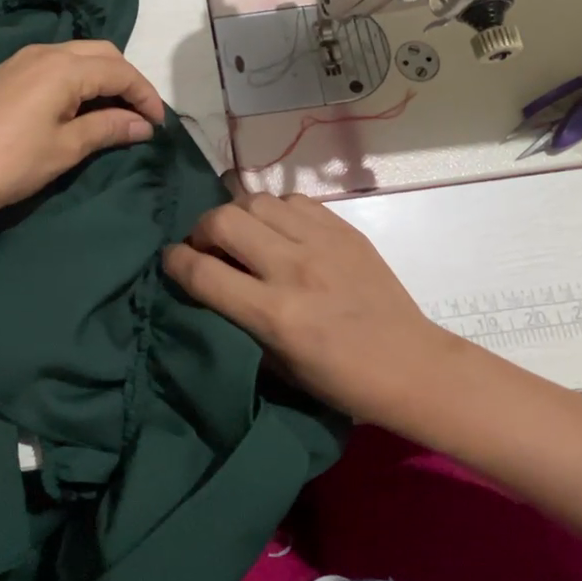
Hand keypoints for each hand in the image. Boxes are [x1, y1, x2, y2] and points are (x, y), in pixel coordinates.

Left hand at [0, 41, 167, 228]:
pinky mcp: (4, 74)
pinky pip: (54, 64)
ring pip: (77, 55)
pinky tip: (78, 106)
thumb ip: (108, 128)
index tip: (159, 124)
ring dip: (101, 76)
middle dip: (126, 79)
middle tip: (139, 114)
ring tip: (113, 111)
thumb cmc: (11, 162)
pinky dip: (77, 78)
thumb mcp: (66, 148)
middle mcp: (44, 52)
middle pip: (101, 53)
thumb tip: (143, 125)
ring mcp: (20, 60)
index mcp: (64, 67)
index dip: (145, 95)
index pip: (120, 71)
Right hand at [163, 193, 459, 423]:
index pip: (202, 271)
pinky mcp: (344, 228)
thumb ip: (237, 320)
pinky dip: (276, 211)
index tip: (171, 261)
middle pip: (223, 220)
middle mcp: (293, 269)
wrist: (410, 365)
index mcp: (274, 314)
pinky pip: (293, 199)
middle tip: (208, 248)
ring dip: (238, 215)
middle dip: (202, 231)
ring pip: (256, 200)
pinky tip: (280, 230)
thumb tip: (206, 283)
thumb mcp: (276, 365)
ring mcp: (322, 243)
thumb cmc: (339, 381)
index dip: (175, 262)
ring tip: (244, 236)